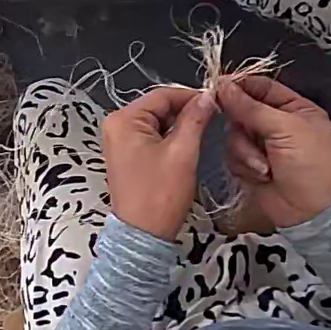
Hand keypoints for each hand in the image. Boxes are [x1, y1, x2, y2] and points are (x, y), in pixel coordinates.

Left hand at [102, 86, 216, 241]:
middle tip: (212, 119)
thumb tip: (207, 97)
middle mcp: (116, 126)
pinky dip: (169, 138)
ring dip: (179, 126)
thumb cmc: (159, 195)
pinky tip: (186, 146)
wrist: (143, 234)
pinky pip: (150, 136)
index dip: (191, 96)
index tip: (215, 102)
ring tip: (203, 133)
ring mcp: (118, 141)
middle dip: (185, 112)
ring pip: (156, 122)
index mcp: (123, 120)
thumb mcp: (182, 152)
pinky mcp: (126, 155)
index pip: (162, 95)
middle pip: (158, 107)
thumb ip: (194, 119)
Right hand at [216, 76, 330, 227]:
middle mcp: (276, 125)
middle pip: (241, 112)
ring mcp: (263, 147)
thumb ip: (251, 107)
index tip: (218, 88)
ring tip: (265, 166)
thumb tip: (223, 86)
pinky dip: (244, 166)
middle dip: (242, 125)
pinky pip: (232, 157)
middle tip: (250, 134)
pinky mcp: (251, 167)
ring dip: (246, 151)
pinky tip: (262, 176)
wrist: (317, 213)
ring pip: (233, 136)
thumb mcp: (286, 128)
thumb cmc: (314, 166)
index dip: (239, 86)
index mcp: (293, 108)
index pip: (259, 87)